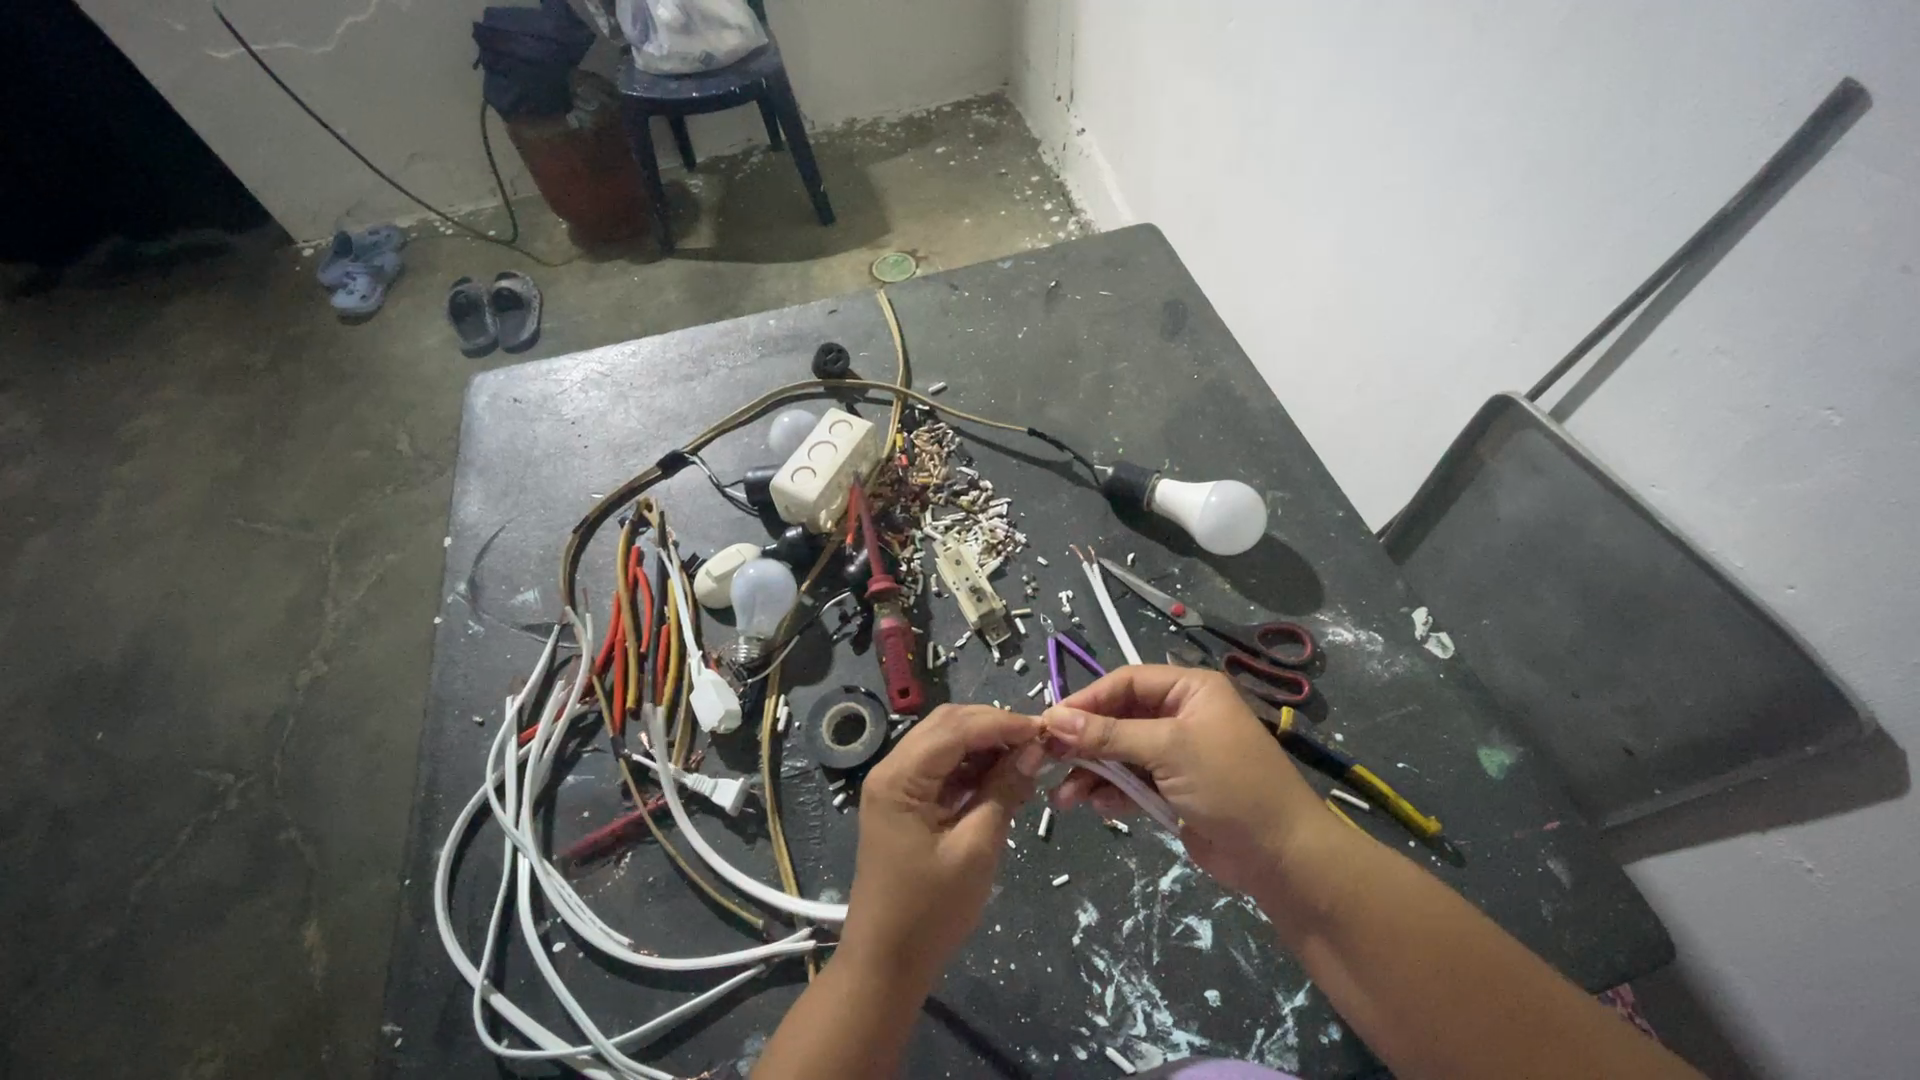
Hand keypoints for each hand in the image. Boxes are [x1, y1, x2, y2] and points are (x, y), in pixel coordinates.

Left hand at [839, 704, 1045, 985]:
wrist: (886, 962)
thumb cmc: (931, 911)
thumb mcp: (976, 848)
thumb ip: (1004, 791)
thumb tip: (1034, 750)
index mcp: (899, 778)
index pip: (955, 728)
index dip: (1002, 723)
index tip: (1045, 730)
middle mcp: (891, 770)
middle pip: (946, 726)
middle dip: (993, 727)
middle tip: (1038, 743)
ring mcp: (895, 786)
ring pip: (944, 743)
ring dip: (984, 745)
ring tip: (1026, 760)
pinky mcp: (904, 803)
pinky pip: (940, 769)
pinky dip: (972, 767)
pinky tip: (1001, 779)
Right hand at [1043, 664, 1331, 895]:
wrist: (1280, 856)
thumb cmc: (1229, 784)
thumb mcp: (1167, 750)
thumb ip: (1108, 734)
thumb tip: (1054, 719)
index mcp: (1190, 690)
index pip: (1126, 682)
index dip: (1086, 700)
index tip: (1050, 722)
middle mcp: (1181, 716)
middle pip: (1118, 719)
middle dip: (1085, 743)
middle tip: (1047, 760)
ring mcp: (1177, 755)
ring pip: (1120, 755)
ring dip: (1092, 774)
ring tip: (1063, 798)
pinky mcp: (1174, 790)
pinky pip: (1132, 783)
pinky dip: (1112, 794)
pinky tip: (1094, 807)